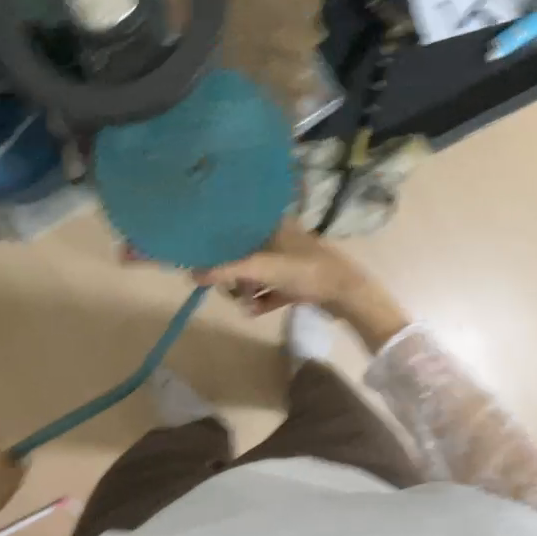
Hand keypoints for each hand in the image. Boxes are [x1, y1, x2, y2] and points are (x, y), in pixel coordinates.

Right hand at [193, 224, 410, 350]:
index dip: (220, 239)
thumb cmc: (303, 270)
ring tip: (244, 304)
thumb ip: (225, 270)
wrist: (346, 293)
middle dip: (234, 274)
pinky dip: (261, 300)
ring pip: (257, 274)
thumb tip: (191, 275)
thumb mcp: (260, 268)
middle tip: (229, 289)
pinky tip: (253, 311)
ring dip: (248, 290)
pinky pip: (271, 290)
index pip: (238, 225)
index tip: (204, 255)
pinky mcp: (297, 282)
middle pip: (245, 254)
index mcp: (273, 223)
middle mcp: (280, 238)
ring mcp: (289, 262)